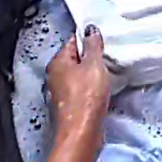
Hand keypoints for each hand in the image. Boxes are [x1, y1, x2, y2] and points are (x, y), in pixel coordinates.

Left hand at [46, 25, 109, 149]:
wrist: (82, 132)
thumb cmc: (87, 96)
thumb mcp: (94, 64)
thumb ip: (93, 45)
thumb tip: (90, 29)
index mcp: (57, 61)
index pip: (72, 41)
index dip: (88, 40)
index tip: (103, 43)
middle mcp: (54, 75)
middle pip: (75, 58)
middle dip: (91, 58)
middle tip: (107, 59)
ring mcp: (60, 91)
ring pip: (78, 75)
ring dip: (92, 74)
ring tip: (107, 75)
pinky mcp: (68, 105)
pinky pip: (81, 89)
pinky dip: (90, 88)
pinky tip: (101, 91)